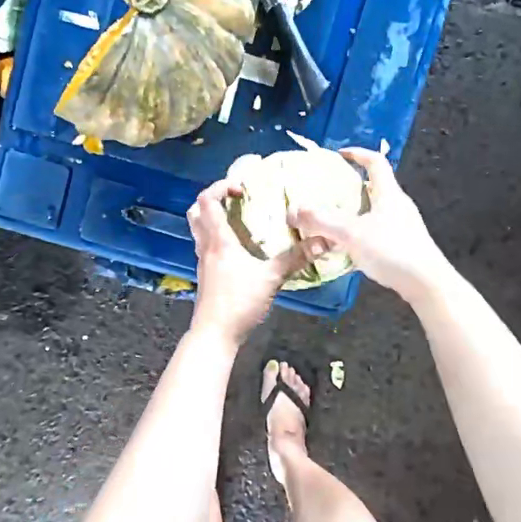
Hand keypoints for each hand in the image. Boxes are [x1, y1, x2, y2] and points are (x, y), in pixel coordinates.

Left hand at [186, 179, 297, 345]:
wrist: (214, 334)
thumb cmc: (239, 303)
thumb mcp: (271, 278)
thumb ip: (295, 258)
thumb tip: (323, 240)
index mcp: (219, 241)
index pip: (208, 201)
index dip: (220, 186)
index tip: (241, 187)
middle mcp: (206, 247)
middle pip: (196, 212)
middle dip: (212, 199)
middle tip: (234, 199)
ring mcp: (203, 263)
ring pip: (199, 230)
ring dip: (213, 219)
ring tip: (237, 219)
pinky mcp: (205, 277)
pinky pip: (206, 247)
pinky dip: (217, 239)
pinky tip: (236, 249)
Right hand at [288, 147, 450, 301]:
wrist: (426, 283)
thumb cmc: (392, 250)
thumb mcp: (352, 233)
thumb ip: (322, 221)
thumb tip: (294, 210)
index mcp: (389, 194)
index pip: (375, 163)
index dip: (358, 154)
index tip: (339, 155)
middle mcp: (397, 206)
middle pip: (373, 188)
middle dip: (350, 188)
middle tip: (327, 192)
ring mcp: (401, 227)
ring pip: (373, 212)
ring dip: (352, 214)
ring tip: (330, 222)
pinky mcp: (401, 246)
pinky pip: (374, 232)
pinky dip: (357, 234)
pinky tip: (345, 249)